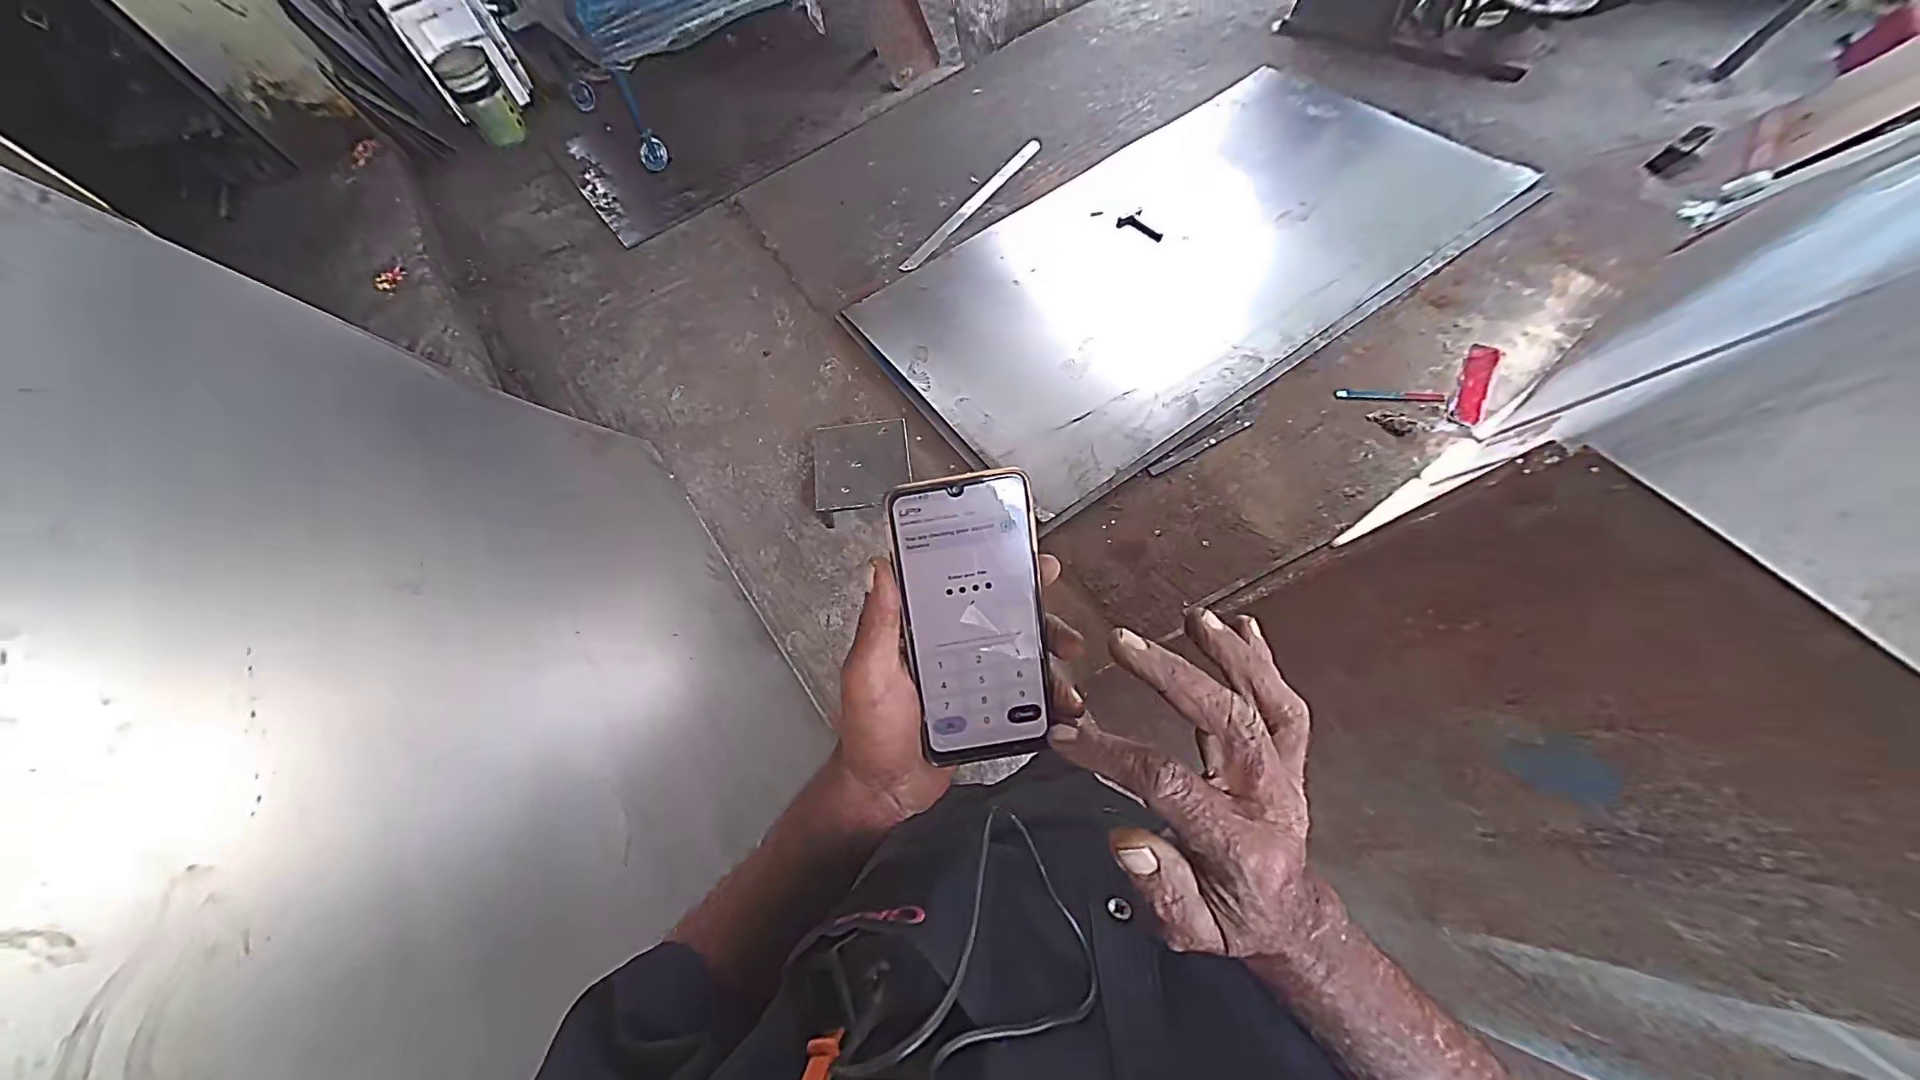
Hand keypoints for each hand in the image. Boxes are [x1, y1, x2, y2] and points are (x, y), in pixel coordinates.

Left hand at [836, 554, 1085, 822]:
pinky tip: (1061, 707)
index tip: (1025, 558)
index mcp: (924, 630)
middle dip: (1042, 618)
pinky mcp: (988, 707)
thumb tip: (879, 568)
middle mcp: (953, 646)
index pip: (963, 586)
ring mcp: (974, 676)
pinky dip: (1048, 698)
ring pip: (1023, 656)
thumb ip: (877, 623)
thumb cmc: (869, 733)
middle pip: (1006, 618)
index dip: (996, 569)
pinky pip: (1025, 695)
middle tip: (1062, 631)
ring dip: (1051, 662)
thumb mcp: (868, 673)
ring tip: (1065, 683)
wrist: (886, 791)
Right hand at [1047, 608, 1314, 956]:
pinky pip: (1282, 703)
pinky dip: (1262, 661)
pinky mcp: (1288, 757)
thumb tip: (1127, 840)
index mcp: (1237, 841)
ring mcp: (1284, 773)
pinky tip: (1241, 628)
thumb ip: (1159, 886)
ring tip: (1194, 619)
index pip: (1166, 780)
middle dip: (1171, 675)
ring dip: (1228, 654)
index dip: (1110, 753)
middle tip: (1125, 645)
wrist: (1288, 916)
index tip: (1070, 736)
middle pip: (1226, 719)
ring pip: (1265, 702)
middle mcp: (1267, 797)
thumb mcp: (1190, 928)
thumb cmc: (1234, 917)